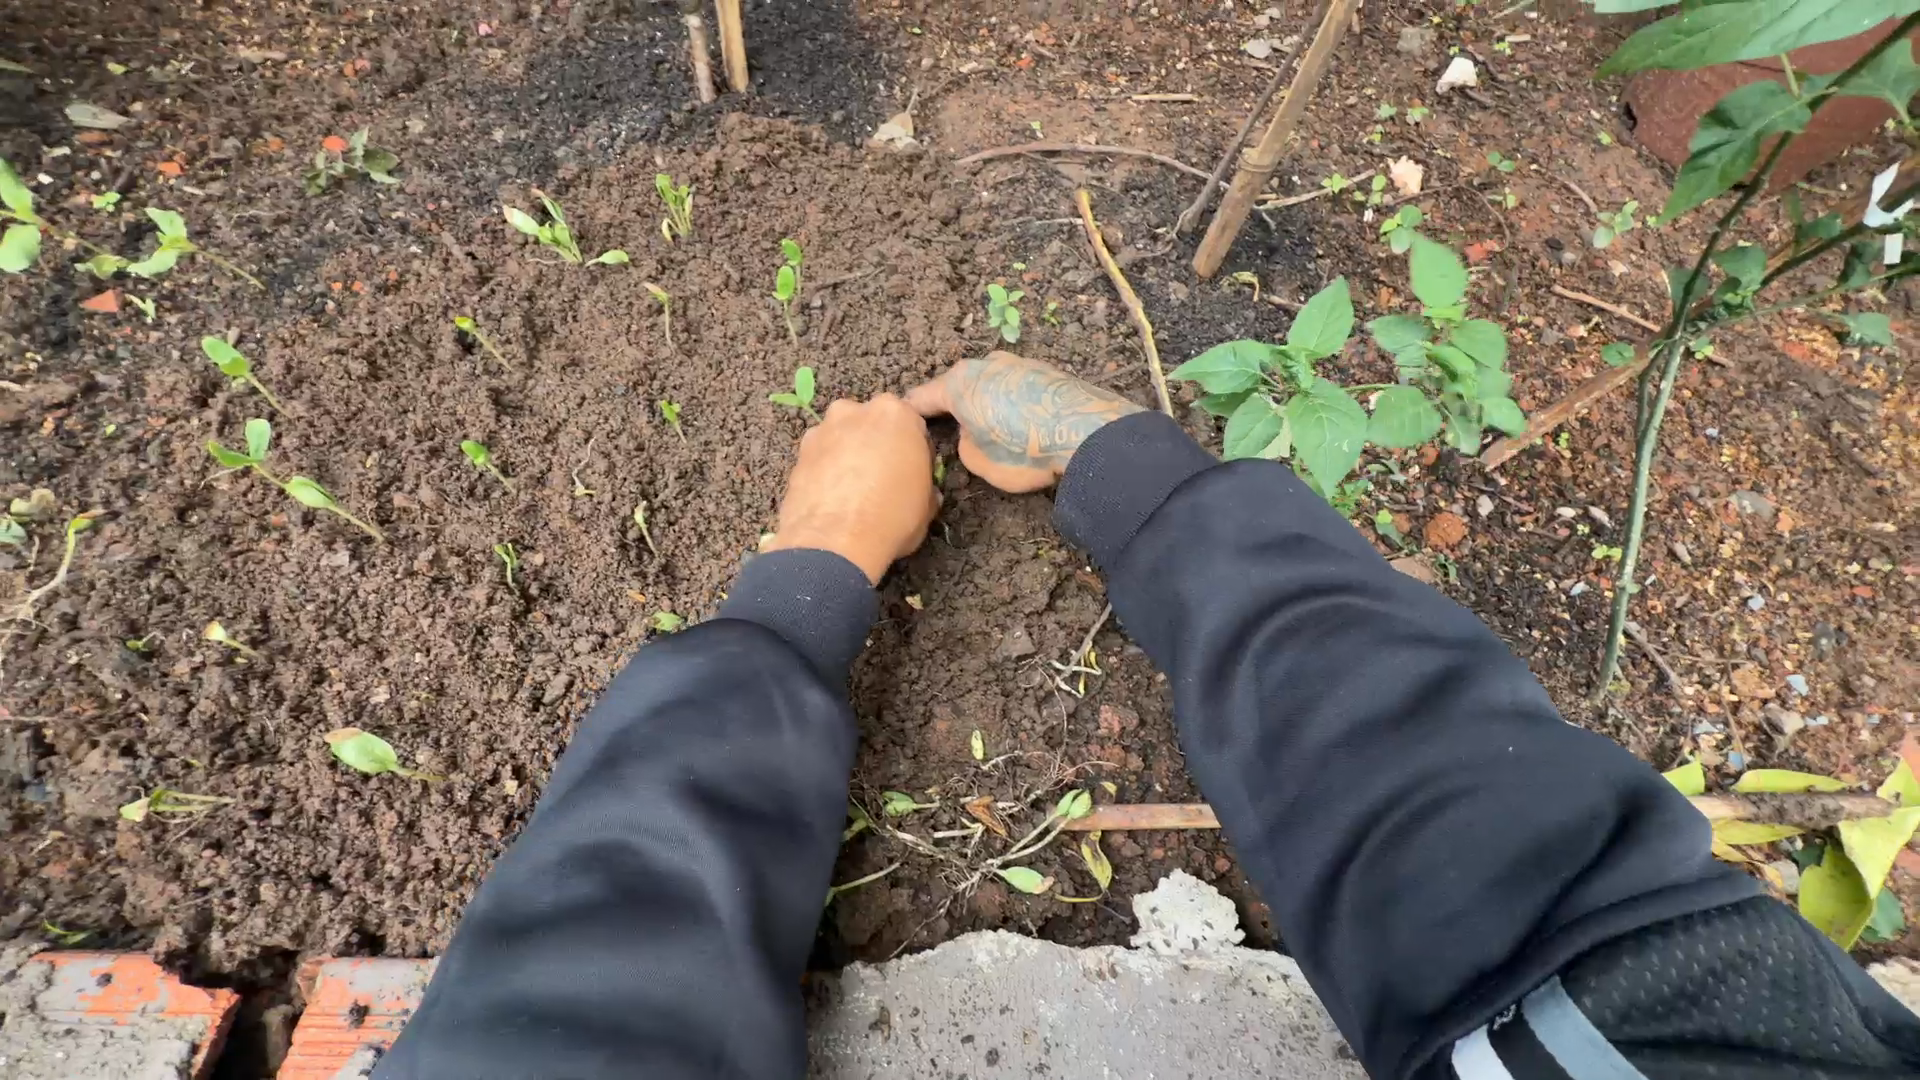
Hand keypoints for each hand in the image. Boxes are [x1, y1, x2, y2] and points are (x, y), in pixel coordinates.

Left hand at [762, 394, 938, 584]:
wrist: (835, 543)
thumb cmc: (892, 517)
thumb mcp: (926, 504)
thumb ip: (924, 486)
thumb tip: (923, 493)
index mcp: (895, 413)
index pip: (913, 425)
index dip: (915, 451)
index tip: (914, 472)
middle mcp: (855, 411)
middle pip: (871, 424)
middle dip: (877, 444)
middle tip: (883, 478)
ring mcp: (821, 430)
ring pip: (842, 438)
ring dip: (849, 455)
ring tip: (854, 491)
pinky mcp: (798, 454)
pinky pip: (820, 458)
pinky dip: (827, 471)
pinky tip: (833, 498)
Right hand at [905, 352, 1144, 492]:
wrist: (1086, 433)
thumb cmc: (1022, 450)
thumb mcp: (978, 461)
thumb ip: (963, 444)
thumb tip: (971, 433)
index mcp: (958, 383)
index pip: (920, 397)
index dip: (910, 416)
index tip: (903, 428)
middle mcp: (985, 363)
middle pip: (957, 387)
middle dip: (951, 408)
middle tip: (950, 434)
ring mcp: (1017, 362)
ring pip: (989, 384)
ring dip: (985, 404)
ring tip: (991, 431)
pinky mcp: (1045, 370)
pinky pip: (1016, 387)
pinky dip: (1011, 403)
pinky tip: (1021, 424)